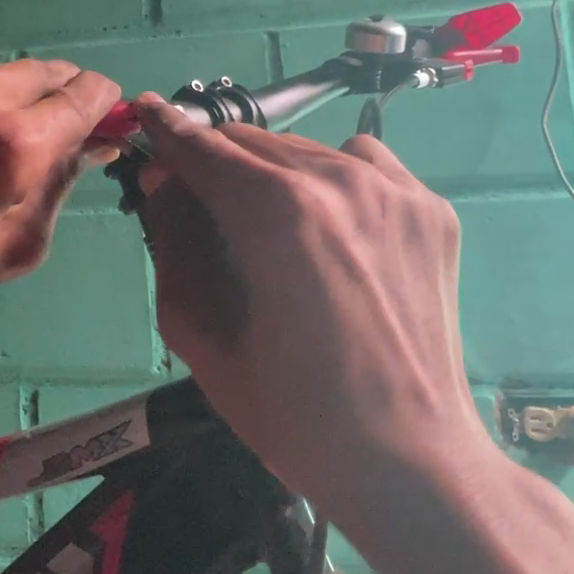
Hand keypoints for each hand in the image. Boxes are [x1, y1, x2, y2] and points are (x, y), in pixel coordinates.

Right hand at [133, 96, 485, 508]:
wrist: (412, 461)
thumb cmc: (292, 413)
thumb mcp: (199, 334)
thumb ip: (172, 244)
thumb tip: (163, 182)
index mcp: (275, 214)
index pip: (201, 148)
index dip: (163, 129)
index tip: (143, 112)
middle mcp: (337, 181)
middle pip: (248, 142)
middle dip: (210, 160)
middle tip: (193, 198)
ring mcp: (394, 190)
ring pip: (302, 148)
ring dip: (267, 171)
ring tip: (265, 224)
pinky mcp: (431, 208)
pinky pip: (361, 162)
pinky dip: (329, 177)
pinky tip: (329, 225)